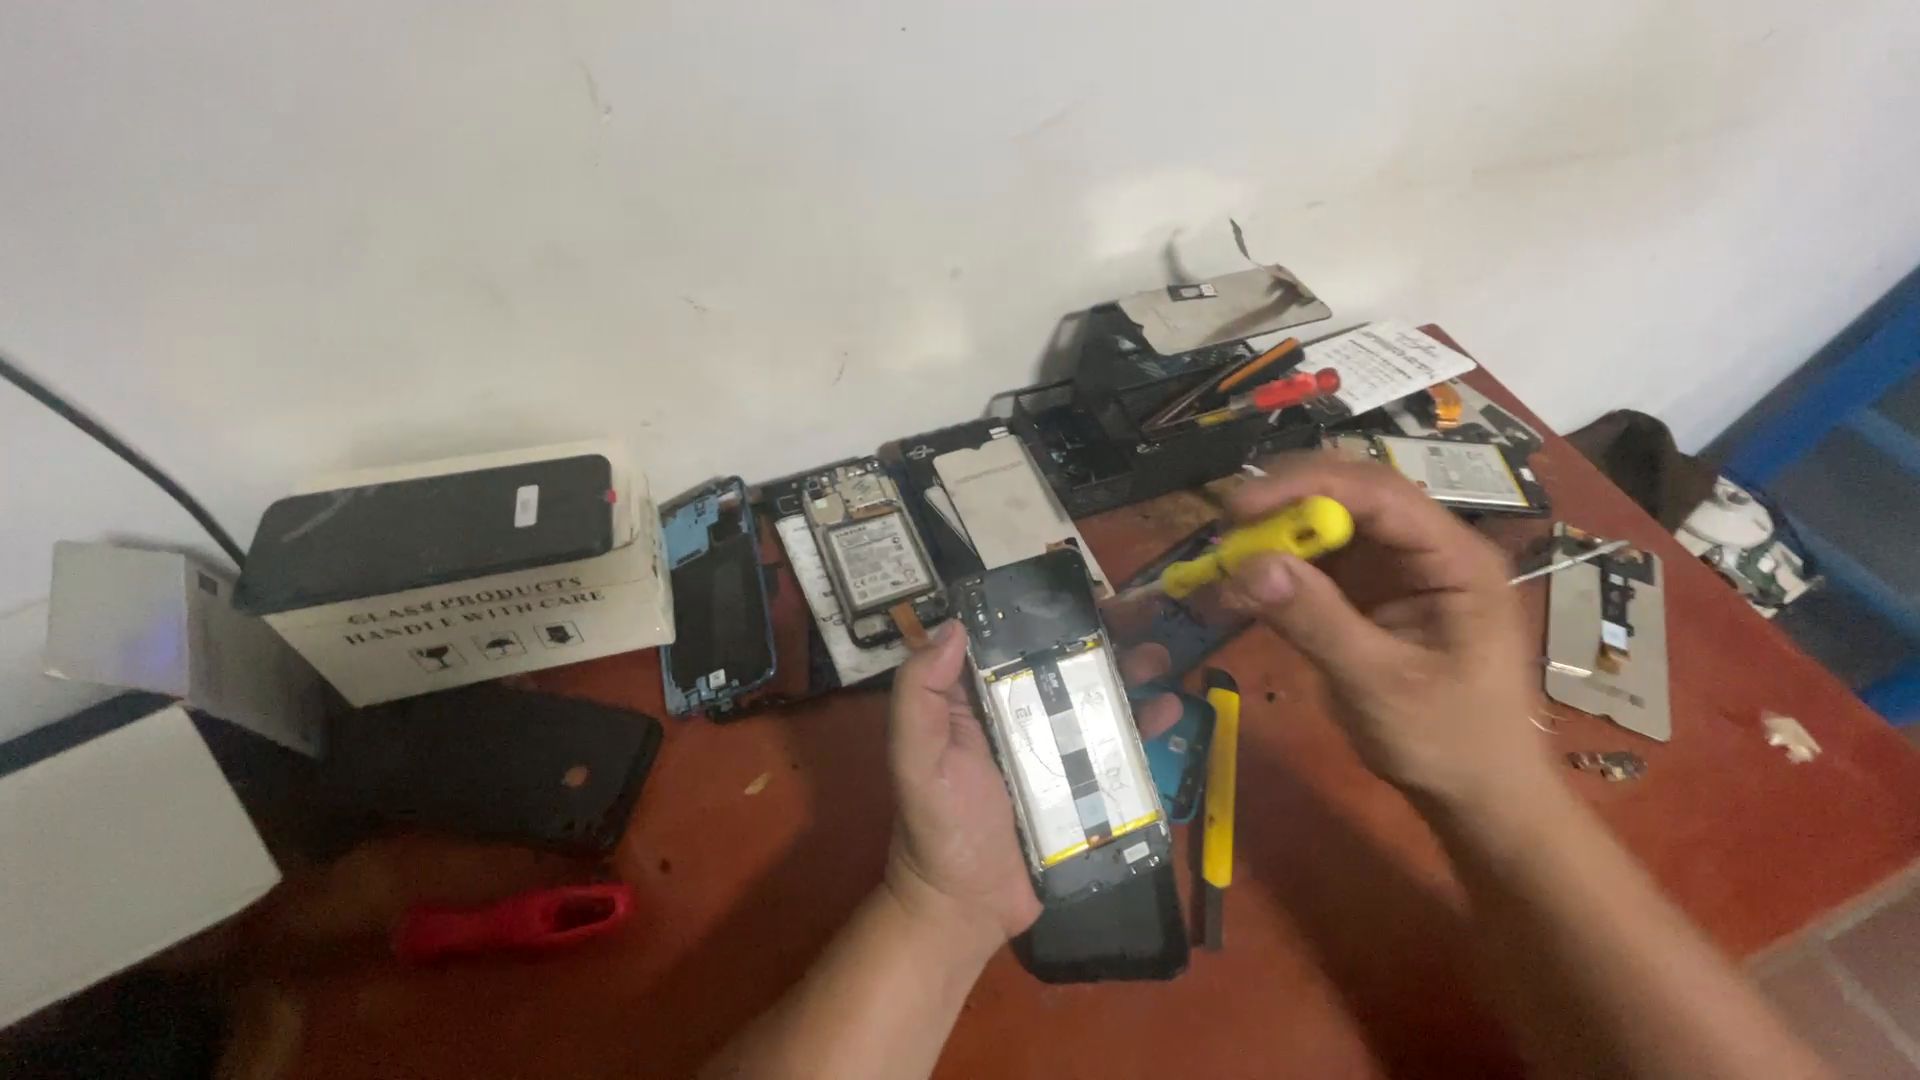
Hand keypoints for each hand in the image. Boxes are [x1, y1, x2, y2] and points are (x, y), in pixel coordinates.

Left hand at [882, 619, 1182, 947]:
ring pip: (1095, 698)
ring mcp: (1055, 748)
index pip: (1011, 642)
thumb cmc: (938, 825)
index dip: (1043, 614)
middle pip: (1063, 665)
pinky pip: (1116, 746)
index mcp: (979, 699)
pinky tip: (1169, 709)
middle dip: (1101, 639)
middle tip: (1138, 620)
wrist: (967, 907)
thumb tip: (953, 627)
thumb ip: (920, 691)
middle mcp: (1019, 715)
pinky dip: (1144, 726)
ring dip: (1129, 673)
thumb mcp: (915, 754)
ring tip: (1159, 657)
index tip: (1081, 592)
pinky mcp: (1083, 783)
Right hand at [1221, 455, 1550, 807]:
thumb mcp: (1380, 683)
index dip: (1306, 486)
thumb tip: (1248, 567)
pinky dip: (1277, 568)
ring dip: (1275, 534)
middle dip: (1285, 503)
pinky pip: (1315, 563)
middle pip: (1350, 495)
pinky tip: (1244, 583)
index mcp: (1454, 559)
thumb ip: (1317, 621)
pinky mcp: (1366, 594)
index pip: (1377, 493)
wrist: (1475, 793)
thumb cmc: (1449, 741)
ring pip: (1326, 524)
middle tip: (1227, 528)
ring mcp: (1394, 570)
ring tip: (1227, 557)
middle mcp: (1424, 550)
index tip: (1240, 508)